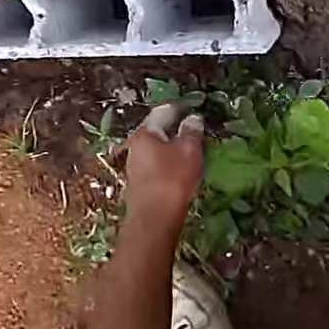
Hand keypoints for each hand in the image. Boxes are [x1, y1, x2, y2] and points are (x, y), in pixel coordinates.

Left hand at [122, 103, 203, 226]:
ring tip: (190, 152)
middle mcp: (135, 147)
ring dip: (171, 149)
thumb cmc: (172, 179)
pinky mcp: (139, 185)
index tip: (192, 110)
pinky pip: (155, 166)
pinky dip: (168, 164)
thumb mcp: (189, 151)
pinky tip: (179, 172)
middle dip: (174, 130)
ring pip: (155, 151)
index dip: (178, 110)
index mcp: (145, 134)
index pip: (162, 113)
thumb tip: (193, 119)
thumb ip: (191, 132)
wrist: (153, 219)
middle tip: (194, 131)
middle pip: (156, 132)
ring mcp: (134, 167)